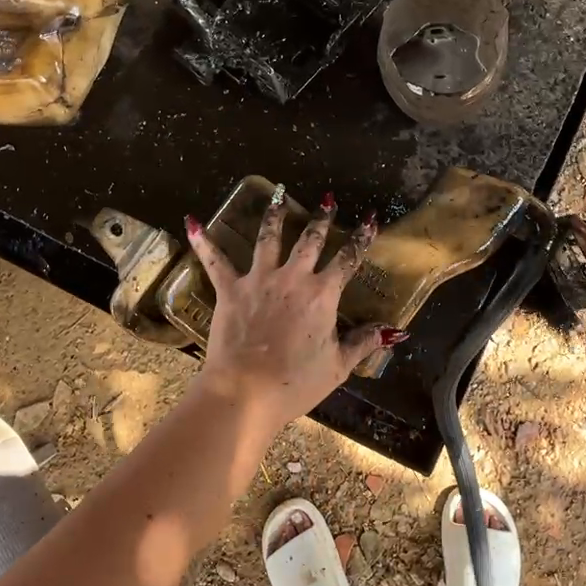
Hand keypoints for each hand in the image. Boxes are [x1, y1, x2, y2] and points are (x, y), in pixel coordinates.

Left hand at [187, 188, 395, 430]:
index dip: (361, 239)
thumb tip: (392, 330)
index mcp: (322, 295)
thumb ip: (364, 343)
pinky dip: (203, 242)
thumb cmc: (296, 382)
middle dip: (322, 219)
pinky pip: (215, 261)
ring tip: (278, 195)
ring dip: (275, 216)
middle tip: (328, 200)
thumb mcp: (338, 366)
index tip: (370, 219)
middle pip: (310, 240)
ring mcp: (259, 280)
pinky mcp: (230, 289)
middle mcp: (293, 278)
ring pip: (268, 239)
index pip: (347, 260)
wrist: (247, 390)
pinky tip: (192, 223)